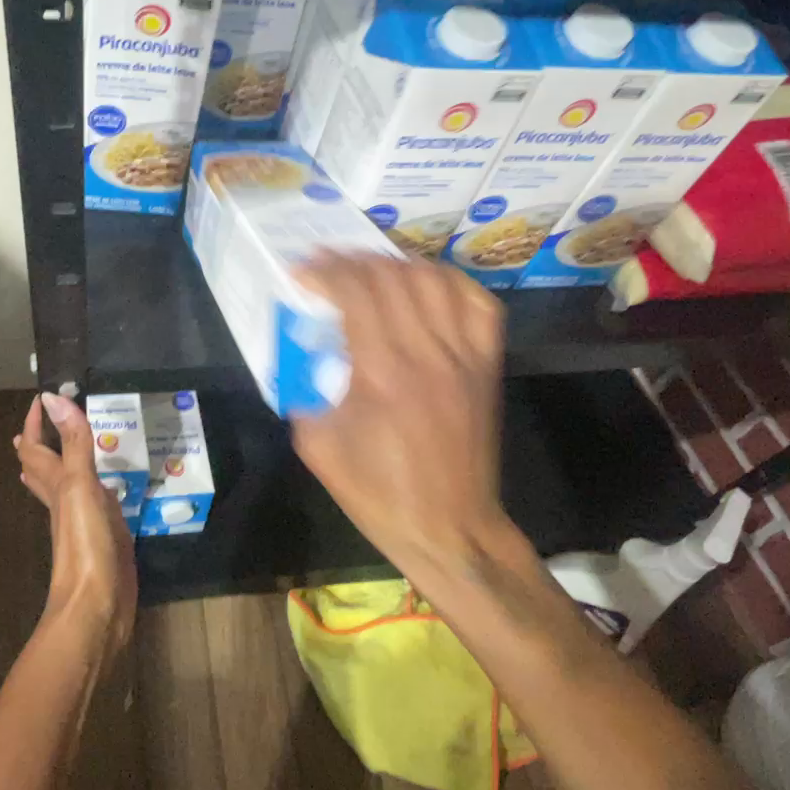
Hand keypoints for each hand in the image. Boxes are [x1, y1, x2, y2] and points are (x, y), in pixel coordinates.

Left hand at [15, 392, 136, 656]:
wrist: (97, 606)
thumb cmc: (85, 544)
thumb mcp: (79, 486)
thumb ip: (73, 443)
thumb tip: (52, 397)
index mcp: (57, 486)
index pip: (38, 449)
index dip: (37, 424)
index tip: (41, 399)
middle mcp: (65, 501)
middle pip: (45, 470)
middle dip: (43, 446)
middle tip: (45, 426)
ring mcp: (84, 522)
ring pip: (68, 487)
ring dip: (67, 467)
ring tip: (72, 452)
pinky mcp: (106, 538)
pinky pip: (97, 506)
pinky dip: (97, 492)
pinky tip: (109, 492)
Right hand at [289, 253, 513, 580]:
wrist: (449, 528)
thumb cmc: (378, 494)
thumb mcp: (317, 445)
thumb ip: (304, 389)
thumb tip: (302, 349)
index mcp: (381, 373)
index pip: (354, 292)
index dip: (324, 271)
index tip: (302, 272)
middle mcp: (426, 354)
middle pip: (390, 277)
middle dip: (352, 261)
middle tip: (328, 264)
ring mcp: (463, 356)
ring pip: (434, 280)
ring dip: (396, 264)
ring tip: (371, 269)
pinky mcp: (487, 366)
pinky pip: (477, 304)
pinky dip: (449, 282)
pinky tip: (425, 284)